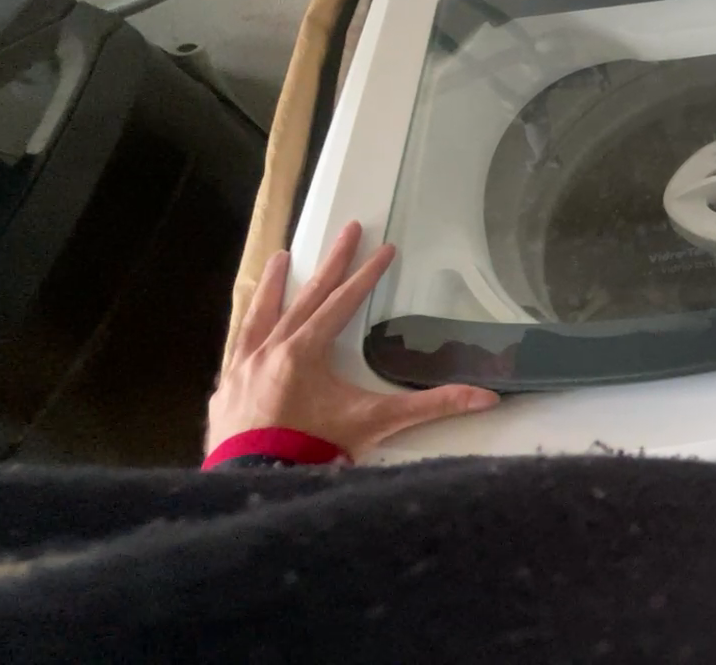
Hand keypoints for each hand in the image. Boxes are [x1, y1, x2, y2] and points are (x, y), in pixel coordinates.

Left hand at [207, 222, 499, 457]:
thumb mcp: (379, 422)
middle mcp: (271, 350)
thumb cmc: (317, 447)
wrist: (254, 486)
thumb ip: (433, 405)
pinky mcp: (227, 388)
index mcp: (305, 351)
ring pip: (260, 314)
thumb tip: (488, 398)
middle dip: (332, 261)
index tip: (386, 247)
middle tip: (349, 228)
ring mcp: (242, 368)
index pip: (344, 301)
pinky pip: (239, 343)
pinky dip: (248, 323)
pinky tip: (250, 318)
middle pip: (307, 296)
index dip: (369, 274)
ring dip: (275, 284)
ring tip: (280, 256)